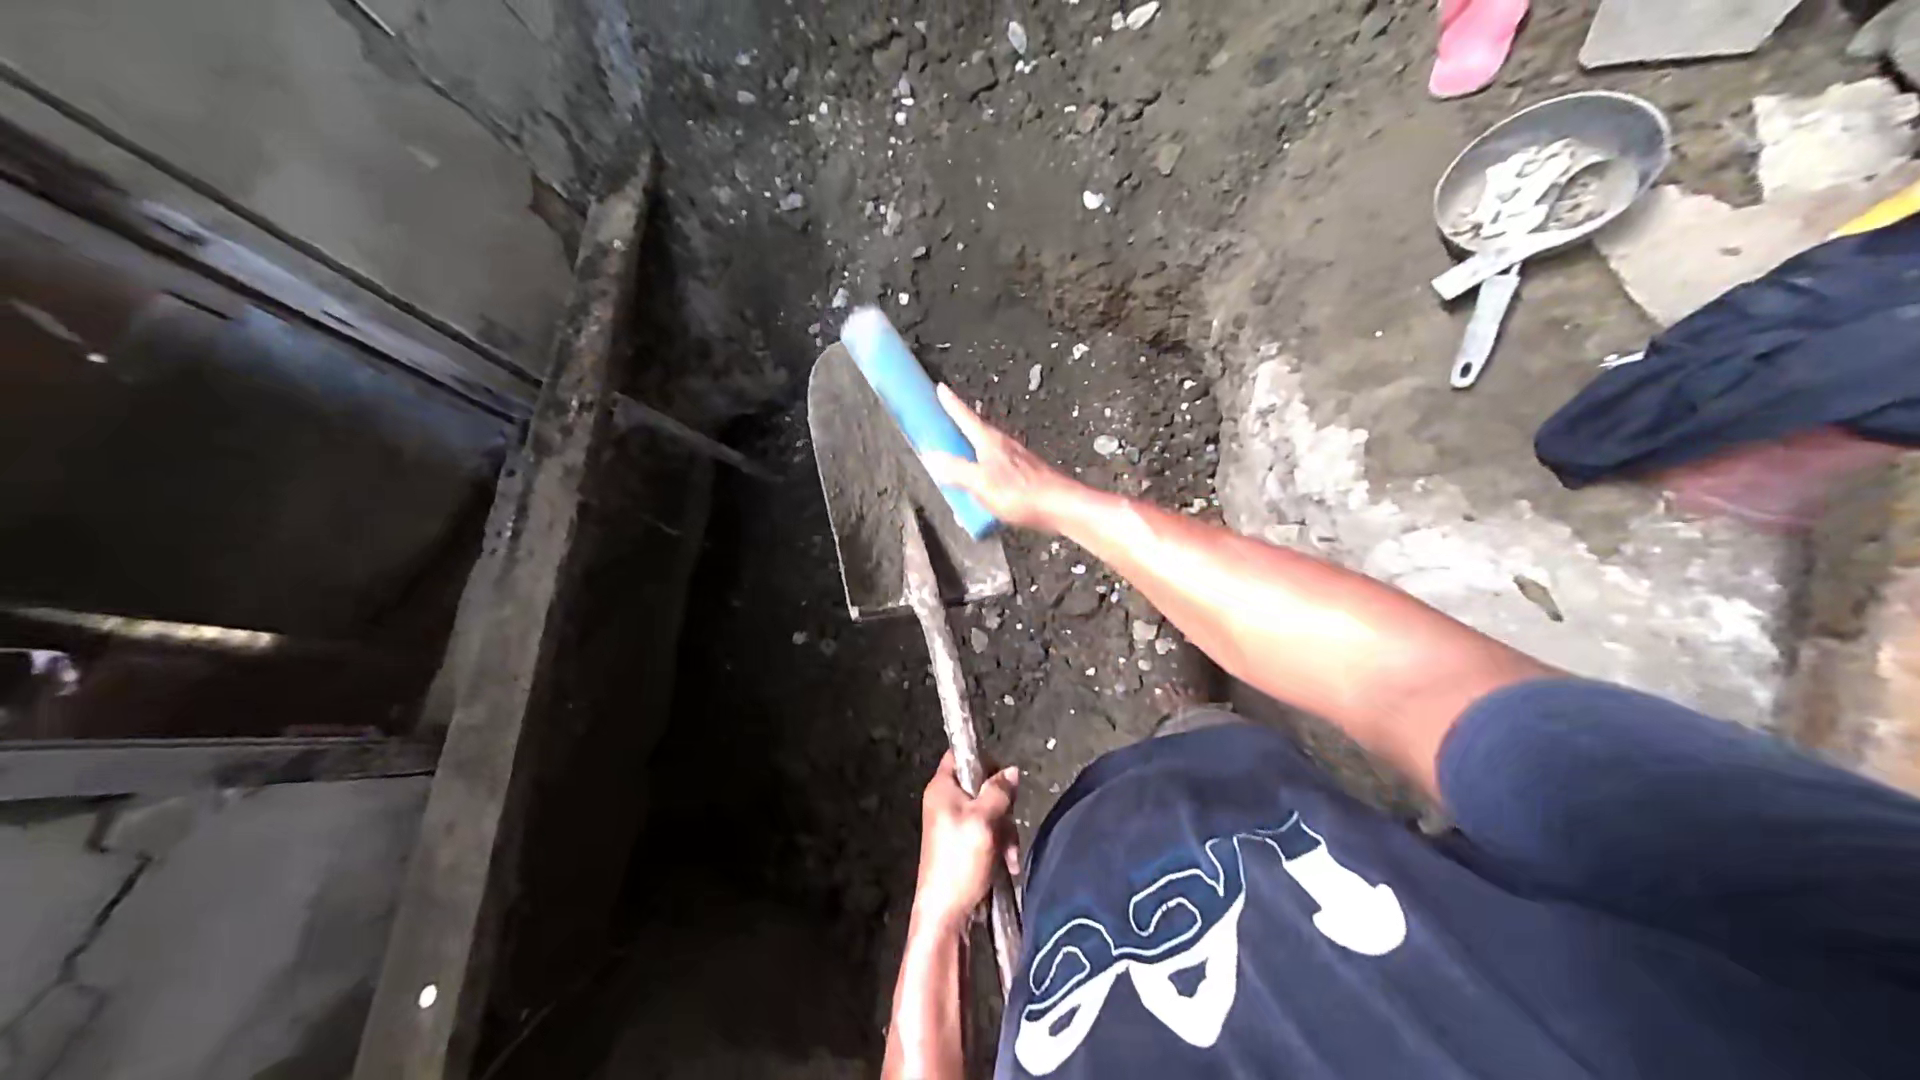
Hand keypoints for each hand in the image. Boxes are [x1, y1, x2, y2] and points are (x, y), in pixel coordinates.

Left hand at [911, 750, 1020, 933]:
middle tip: (1007, 825)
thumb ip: (999, 792)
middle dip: (1002, 807)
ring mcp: (954, 824)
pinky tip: (1007, 865)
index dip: (983, 759)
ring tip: (1008, 855)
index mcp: (942, 788)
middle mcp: (946, 801)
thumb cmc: (960, 860)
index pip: (960, 755)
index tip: (1002, 777)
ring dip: (1005, 832)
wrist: (945, 913)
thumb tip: (1012, 771)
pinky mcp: (963, 844)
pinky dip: (1000, 846)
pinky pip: (988, 833)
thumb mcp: (984, 820)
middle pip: (982, 785)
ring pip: (990, 811)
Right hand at [923, 385, 1081, 532]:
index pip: (966, 417)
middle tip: (945, 426)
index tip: (941, 388)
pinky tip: (982, 489)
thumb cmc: (1021, 493)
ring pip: (986, 452)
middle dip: (960, 429)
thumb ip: (956, 470)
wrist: (1060, 506)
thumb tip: (931, 456)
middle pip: (976, 432)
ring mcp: (1016, 460)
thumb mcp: (980, 483)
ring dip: (971, 455)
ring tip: (958, 464)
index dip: (952, 404)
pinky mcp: (1024, 476)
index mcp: (990, 442)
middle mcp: (1003, 446)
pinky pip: (996, 470)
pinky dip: (983, 474)